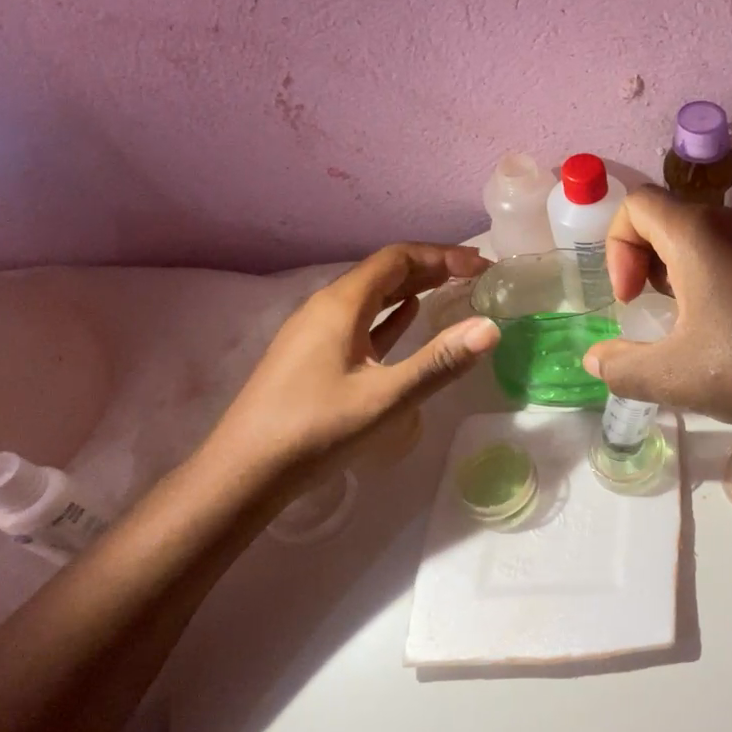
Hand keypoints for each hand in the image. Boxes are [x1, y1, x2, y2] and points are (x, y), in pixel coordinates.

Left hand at [202, 243, 499, 485]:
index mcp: (340, 305)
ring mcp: (317, 333)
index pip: (397, 259)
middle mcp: (326, 309)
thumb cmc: (313, 431)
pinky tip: (411, 317)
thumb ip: (439, 361)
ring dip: (414, 288)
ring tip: (454, 290)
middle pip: (385, 272)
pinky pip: (362, 320)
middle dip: (432, 267)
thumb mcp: (385, 398)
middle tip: (476, 276)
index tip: (481, 266)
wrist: (241, 476)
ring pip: (374, 296)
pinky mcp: (314, 357)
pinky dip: (392, 312)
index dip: (443, 255)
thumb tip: (490, 328)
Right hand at [581, 189, 731, 443]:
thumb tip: (596, 360)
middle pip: (672, 218)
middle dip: (650, 263)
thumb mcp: (675, 377)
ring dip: (685, 273)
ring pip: (708, 237)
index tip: (631, 300)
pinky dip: (720, 278)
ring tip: (697, 329)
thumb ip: (622, 367)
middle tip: (661, 316)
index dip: (617, 247)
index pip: (637, 204)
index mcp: (698, 232)